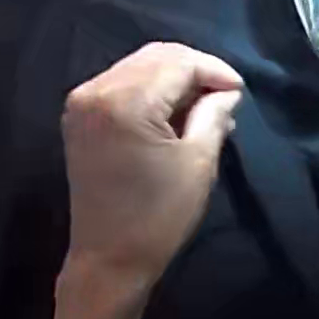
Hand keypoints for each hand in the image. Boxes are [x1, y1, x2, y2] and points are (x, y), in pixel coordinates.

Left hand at [61, 43, 244, 294]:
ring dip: (173, 79)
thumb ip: (213, 115)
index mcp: (125, 101)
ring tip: (204, 107)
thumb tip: (226, 91)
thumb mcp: (198, 163)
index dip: (214, 71)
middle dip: (194, 70)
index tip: (240, 92)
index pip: (178, 63)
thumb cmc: (159, 217)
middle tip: (225, 96)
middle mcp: (95, 90)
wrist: (109, 261)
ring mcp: (82, 103)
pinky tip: (174, 112)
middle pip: (155, 57)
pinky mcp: (79, 118)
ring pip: (138, 68)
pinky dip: (151, 91)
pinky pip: (121, 85)